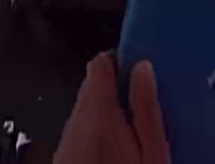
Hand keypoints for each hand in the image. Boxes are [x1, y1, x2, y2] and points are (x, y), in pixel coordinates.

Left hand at [54, 53, 168, 163]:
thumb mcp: (153, 154)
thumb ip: (147, 108)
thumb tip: (143, 67)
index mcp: (98, 114)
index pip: (100, 63)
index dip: (119, 61)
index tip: (137, 71)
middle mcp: (75, 124)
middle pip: (92, 86)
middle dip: (114, 91)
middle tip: (138, 110)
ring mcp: (64, 146)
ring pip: (84, 113)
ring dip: (103, 117)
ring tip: (128, 139)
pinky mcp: (60, 162)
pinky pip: (77, 137)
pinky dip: (91, 139)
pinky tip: (111, 158)